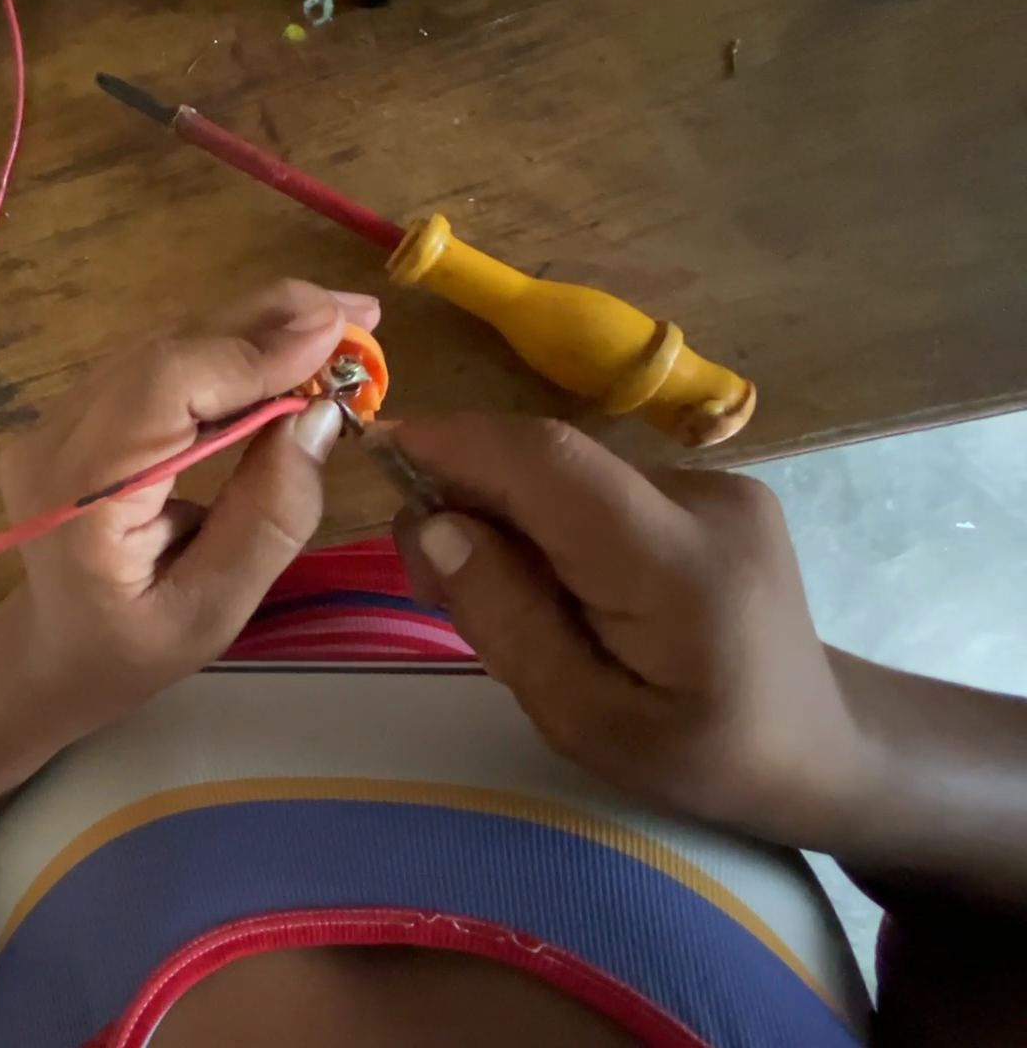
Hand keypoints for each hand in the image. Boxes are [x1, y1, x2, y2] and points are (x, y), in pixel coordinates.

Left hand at [0, 280, 377, 707]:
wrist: (59, 649)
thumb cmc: (134, 649)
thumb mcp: (213, 609)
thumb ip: (267, 518)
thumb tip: (318, 415)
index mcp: (76, 496)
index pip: (162, 388)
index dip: (251, 352)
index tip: (338, 334)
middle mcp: (51, 441)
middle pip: (161, 352)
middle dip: (264, 323)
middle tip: (356, 315)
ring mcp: (51, 423)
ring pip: (159, 349)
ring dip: (247, 331)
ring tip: (330, 330)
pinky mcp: (68, 417)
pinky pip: (151, 369)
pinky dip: (218, 356)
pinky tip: (273, 357)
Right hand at [387, 416, 877, 843]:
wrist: (820, 746)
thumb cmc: (694, 753)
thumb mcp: (580, 718)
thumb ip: (505, 620)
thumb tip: (434, 528)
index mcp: (679, 565)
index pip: (549, 463)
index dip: (453, 443)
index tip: (376, 449)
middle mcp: (699, 497)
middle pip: (535, 464)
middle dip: (455, 501)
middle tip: (431, 589)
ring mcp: (701, 485)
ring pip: (545, 475)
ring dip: (487, 519)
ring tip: (486, 598)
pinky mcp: (686, 488)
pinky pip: (569, 486)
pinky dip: (522, 522)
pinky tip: (533, 582)